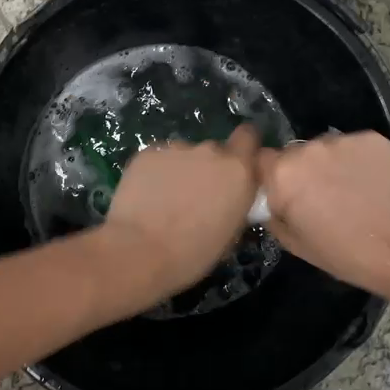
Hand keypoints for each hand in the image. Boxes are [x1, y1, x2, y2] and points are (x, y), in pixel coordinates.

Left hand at [102, 126, 261, 296]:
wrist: (140, 251)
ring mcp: (175, 148)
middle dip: (208, 167)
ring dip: (181, 170)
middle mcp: (209, 151)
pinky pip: (158, 159)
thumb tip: (230, 195)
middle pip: (214, 150)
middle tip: (196, 195)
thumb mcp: (231, 231)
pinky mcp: (147, 153)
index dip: (242, 148)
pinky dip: (156, 173)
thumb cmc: (193, 252)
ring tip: (166, 199)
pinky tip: (147, 196)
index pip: (248, 136)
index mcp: (237, 170)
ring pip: (184, 155)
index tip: (236, 166)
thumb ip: (236, 200)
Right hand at [256, 131, 389, 299]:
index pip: (260, 161)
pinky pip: (353, 147)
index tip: (282, 194)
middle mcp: (308, 149)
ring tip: (351, 193)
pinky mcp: (372, 138)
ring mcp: (342, 141)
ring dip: (329, 165)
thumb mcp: (297, 246)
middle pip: (294, 154)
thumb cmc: (348, 256)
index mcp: (283, 175)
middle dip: (302, 172)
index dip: (269, 177)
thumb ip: (275, 216)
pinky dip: (358, 161)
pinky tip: (372, 185)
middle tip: (320, 199)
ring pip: (325, 149)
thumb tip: (273, 203)